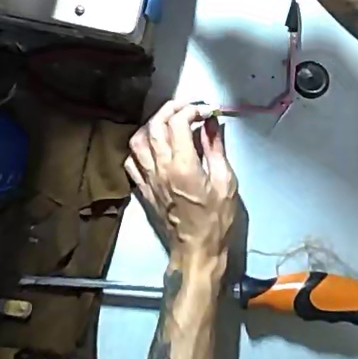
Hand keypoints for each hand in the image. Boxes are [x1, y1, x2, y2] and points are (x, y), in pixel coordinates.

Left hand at [125, 100, 238, 267]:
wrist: (196, 251)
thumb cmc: (217, 220)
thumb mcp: (226, 182)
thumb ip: (215, 148)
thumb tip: (211, 122)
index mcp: (183, 166)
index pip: (179, 123)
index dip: (192, 110)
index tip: (205, 111)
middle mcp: (161, 168)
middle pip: (156, 125)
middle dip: (170, 109)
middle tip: (186, 107)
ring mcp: (148, 178)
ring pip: (138, 139)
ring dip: (152, 124)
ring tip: (167, 121)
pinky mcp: (142, 188)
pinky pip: (132, 160)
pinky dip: (140, 147)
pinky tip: (152, 145)